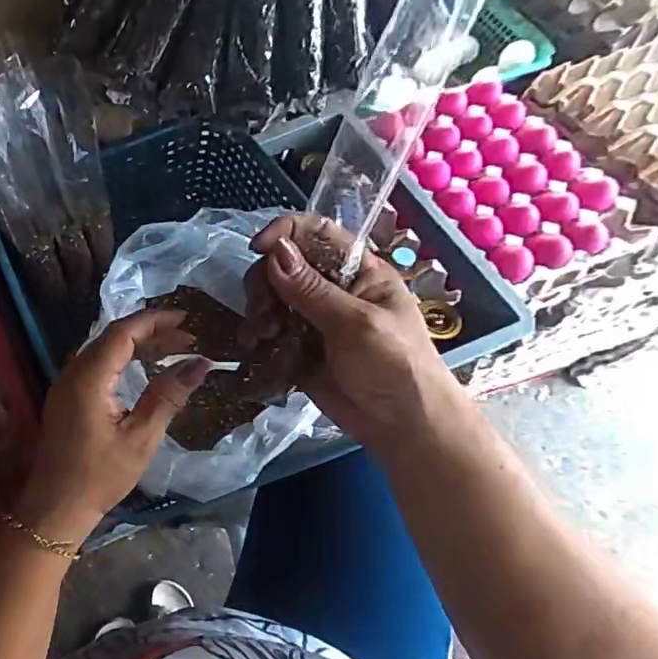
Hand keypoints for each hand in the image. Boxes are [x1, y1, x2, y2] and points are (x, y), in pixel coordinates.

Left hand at [12, 310, 209, 546]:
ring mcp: (64, 385)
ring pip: (101, 350)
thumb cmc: (100, 476)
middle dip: (149, 332)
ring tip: (171, 349)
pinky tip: (141, 369)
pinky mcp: (64, 398)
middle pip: (110, 338)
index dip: (154, 321)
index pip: (121, 334)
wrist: (56, 506)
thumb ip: (167, 396)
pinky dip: (119, 360)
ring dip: (134, 345)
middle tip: (186, 337)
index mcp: (88, 379)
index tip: (186, 319)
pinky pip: (93, 365)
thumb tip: (199, 364)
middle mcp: (71, 374)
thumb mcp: (141, 438)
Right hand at [240, 213, 468, 447]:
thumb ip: (311, 289)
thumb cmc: (395, 367)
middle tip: (264, 312)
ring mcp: (313, 319)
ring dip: (258, 312)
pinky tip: (255, 348)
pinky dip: (257, 336)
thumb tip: (275, 252)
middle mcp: (332, 289)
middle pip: (283, 266)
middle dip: (265, 283)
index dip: (286, 232)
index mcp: (358, 272)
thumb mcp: (355, 323)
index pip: (317, 233)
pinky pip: (268, 331)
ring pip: (270, 298)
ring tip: (263, 336)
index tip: (258, 249)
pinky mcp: (297, 348)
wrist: (402, 427)